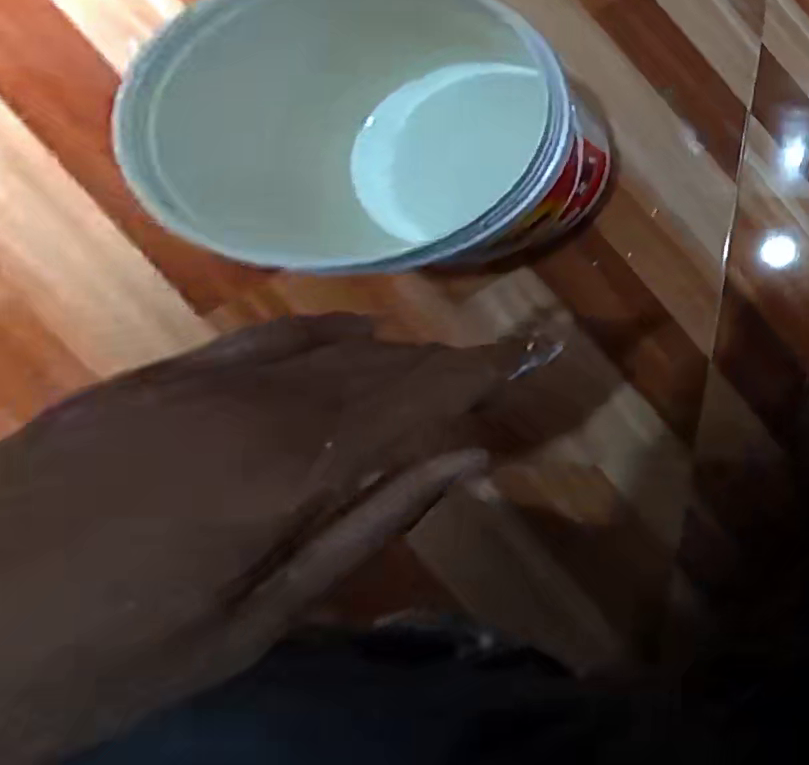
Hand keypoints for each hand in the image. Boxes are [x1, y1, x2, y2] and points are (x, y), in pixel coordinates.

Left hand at [0, 315, 532, 760]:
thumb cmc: (86, 664)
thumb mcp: (251, 624)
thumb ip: (372, 527)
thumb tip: (471, 458)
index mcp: (290, 468)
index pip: (423, 393)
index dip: (485, 370)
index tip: (534, 352)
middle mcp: (256, 409)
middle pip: (388, 367)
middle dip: (452, 365)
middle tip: (498, 367)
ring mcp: (192, 391)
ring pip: (335, 351)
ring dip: (401, 355)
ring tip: (441, 364)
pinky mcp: (139, 388)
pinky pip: (259, 339)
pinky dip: (323, 331)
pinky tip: (359, 333)